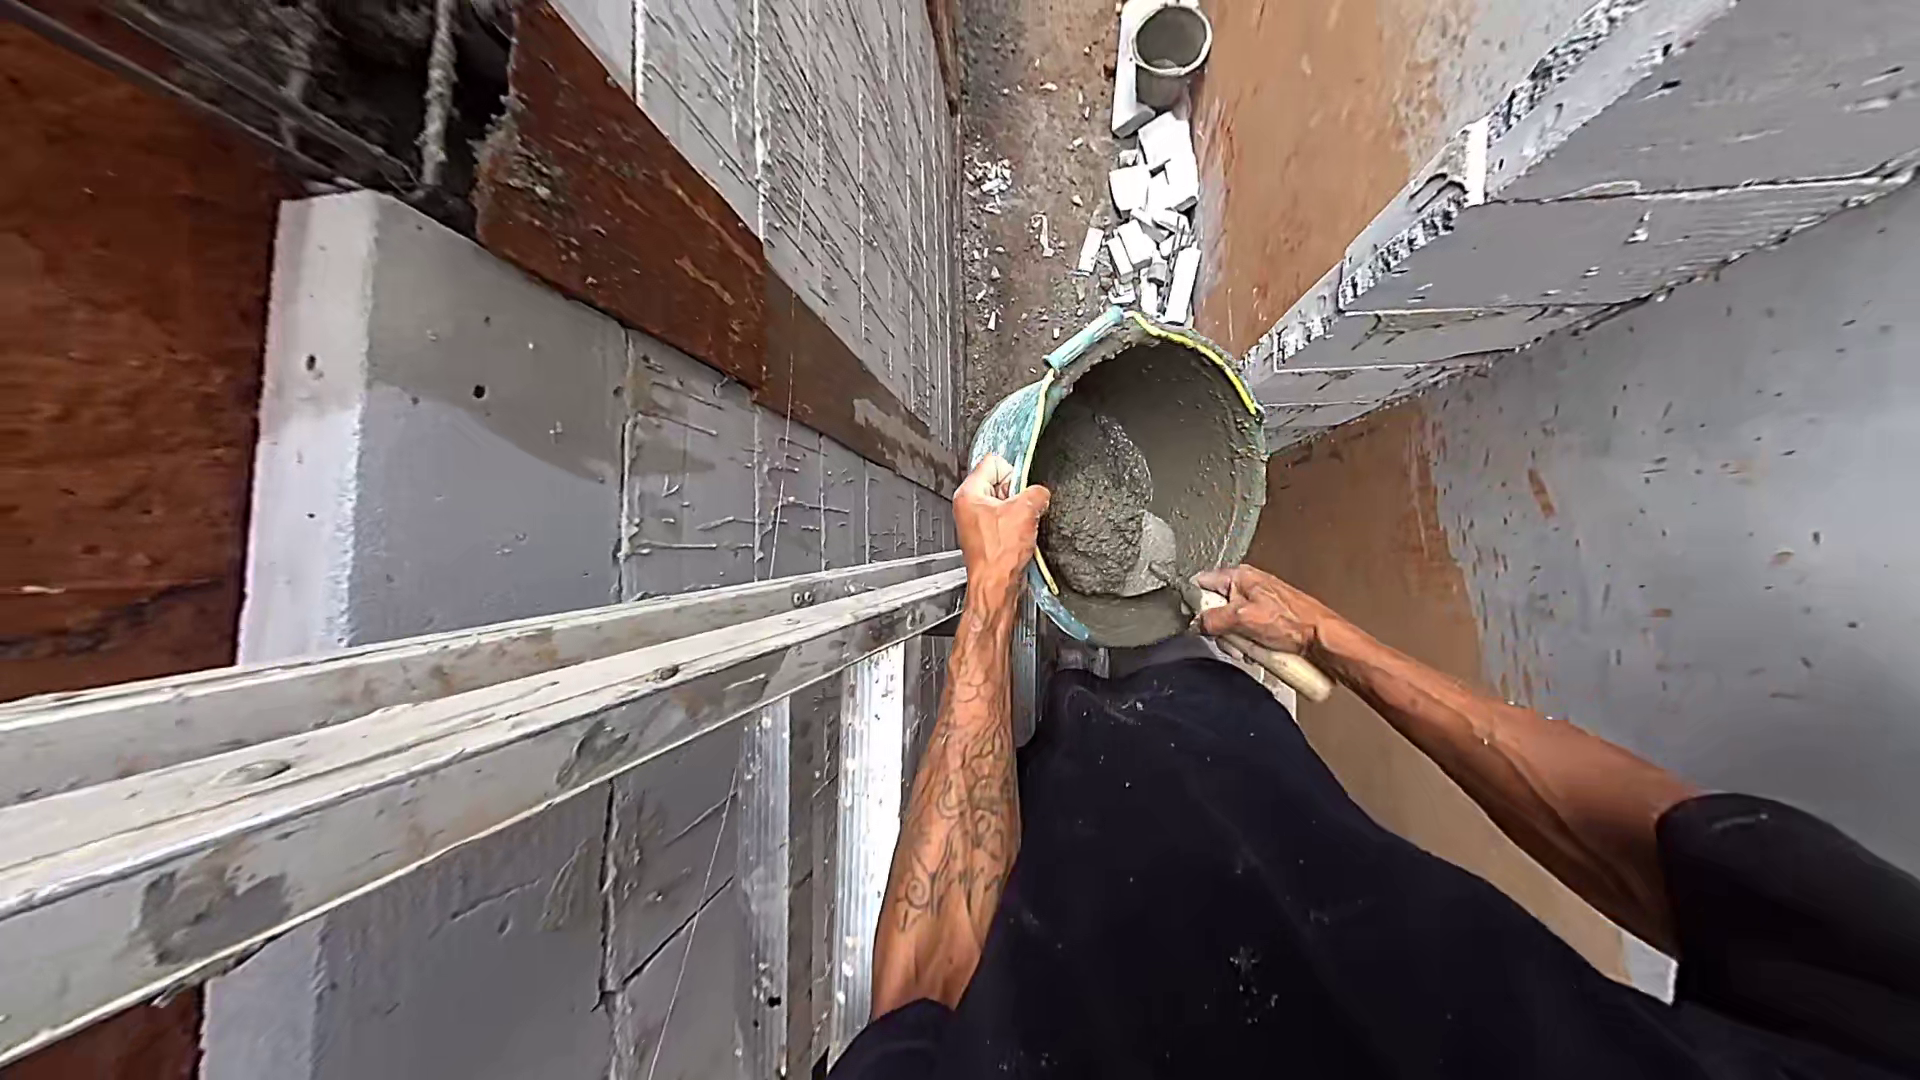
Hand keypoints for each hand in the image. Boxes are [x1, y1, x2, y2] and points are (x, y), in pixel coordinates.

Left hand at [953, 454, 1050, 599]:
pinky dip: (1018, 525)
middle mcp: (969, 506)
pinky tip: (1020, 537)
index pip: (994, 461)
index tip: (1020, 488)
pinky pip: (1008, 519)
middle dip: (1018, 494)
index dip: (1013, 472)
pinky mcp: (988, 536)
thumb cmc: (999, 555)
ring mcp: (978, 521)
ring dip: (1020, 512)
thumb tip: (1041, 493)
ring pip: (1007, 501)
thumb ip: (1037, 492)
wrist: (996, 586)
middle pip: (1001, 481)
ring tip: (1020, 527)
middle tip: (1020, 511)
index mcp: (969, 493)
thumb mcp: (1025, 511)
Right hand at [1191, 564, 1339, 654]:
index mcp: (1239, 576)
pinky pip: (1243, 631)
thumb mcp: (1242, 618)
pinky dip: (1246, 642)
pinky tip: (1256, 648)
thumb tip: (1194, 623)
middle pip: (1212, 607)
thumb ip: (1211, 618)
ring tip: (1248, 646)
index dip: (1194, 603)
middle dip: (1218, 628)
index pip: (1200, 583)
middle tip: (1230, 637)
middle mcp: (1246, 586)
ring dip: (1233, 639)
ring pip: (1227, 623)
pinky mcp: (1264, 620)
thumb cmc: (1294, 623)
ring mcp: (1255, 603)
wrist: (1323, 640)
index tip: (1197, 619)